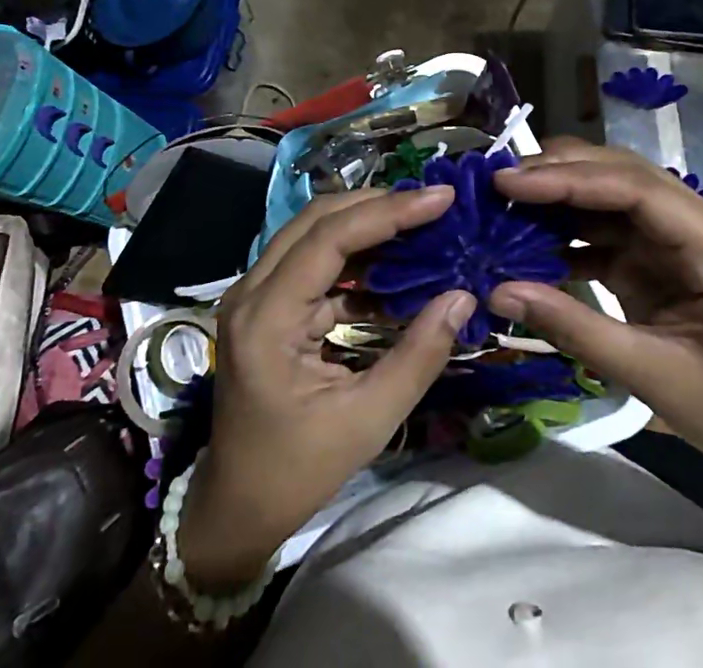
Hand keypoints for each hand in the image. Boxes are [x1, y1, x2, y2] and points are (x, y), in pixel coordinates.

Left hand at [176, 186, 474, 590]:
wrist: (239, 505)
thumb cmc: (298, 469)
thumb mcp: (368, 418)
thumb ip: (419, 355)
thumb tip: (463, 297)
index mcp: (266, 318)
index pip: (329, 239)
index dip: (388, 212)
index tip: (440, 198)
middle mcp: (251, 293)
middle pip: (316, 221)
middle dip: (377, 206)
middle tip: (434, 204)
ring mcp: (254, 298)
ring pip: (313, 236)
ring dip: (367, 226)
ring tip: (422, 224)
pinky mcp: (267, 308)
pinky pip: (314, 264)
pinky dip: (356, 258)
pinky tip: (396, 266)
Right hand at [488, 139, 702, 478]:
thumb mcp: (655, 376)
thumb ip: (576, 329)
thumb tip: (498, 291)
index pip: (642, 190)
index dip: (573, 179)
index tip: (511, 180)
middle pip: (629, 179)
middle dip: (564, 173)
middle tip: (500, 180)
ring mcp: (681, 246)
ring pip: (615, 201)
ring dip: (562, 199)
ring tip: (505, 201)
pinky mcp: (661, 265)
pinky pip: (610, 234)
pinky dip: (569, 235)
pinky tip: (530, 243)